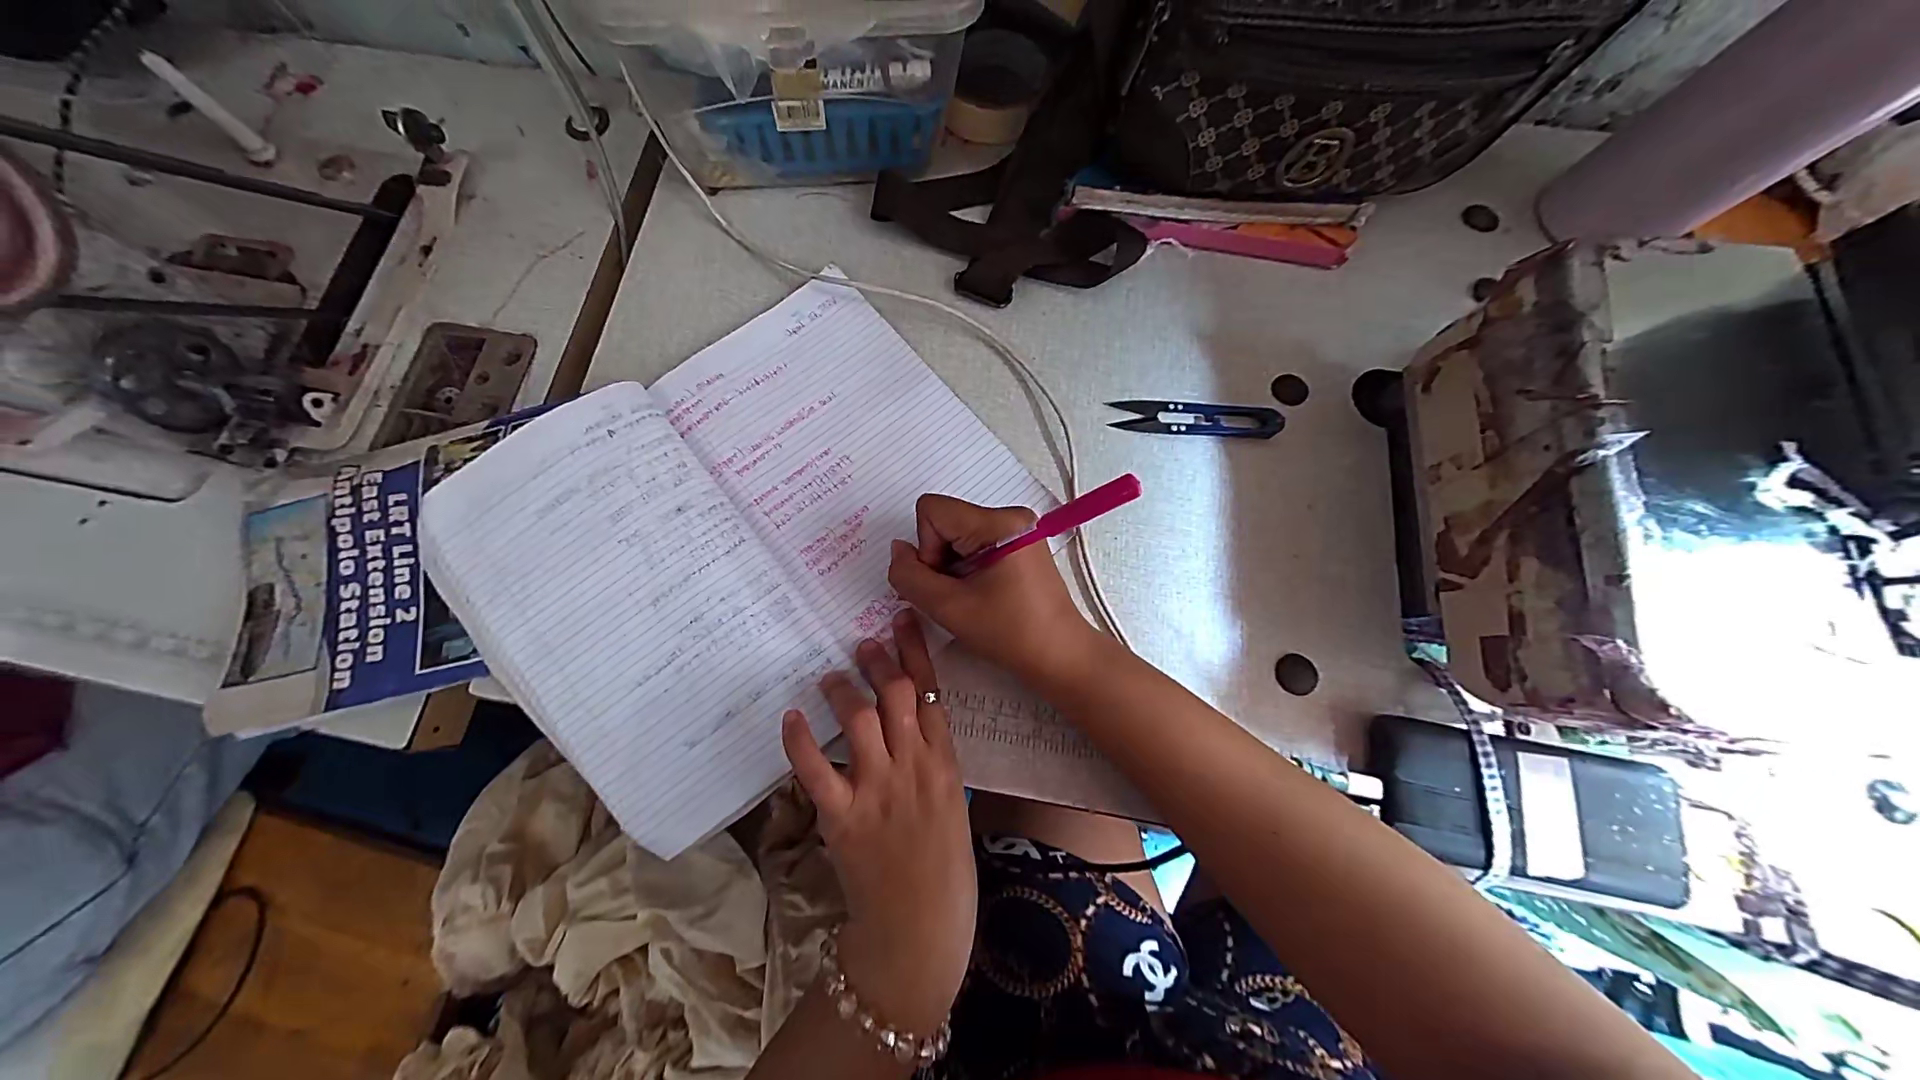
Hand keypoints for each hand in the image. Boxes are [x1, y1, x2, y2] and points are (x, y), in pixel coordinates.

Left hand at [781, 611, 975, 1035]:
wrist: (921, 927)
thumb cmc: (944, 868)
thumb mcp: (953, 805)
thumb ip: (934, 761)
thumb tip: (912, 723)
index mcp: (946, 764)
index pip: (932, 693)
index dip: (915, 652)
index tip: (902, 621)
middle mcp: (914, 768)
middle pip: (897, 695)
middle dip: (879, 661)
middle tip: (863, 644)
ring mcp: (878, 791)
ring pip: (860, 719)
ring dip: (842, 689)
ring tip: (830, 676)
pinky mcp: (844, 818)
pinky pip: (817, 769)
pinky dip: (801, 739)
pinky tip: (792, 717)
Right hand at [886, 494, 1101, 684]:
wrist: (1059, 655)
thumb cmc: (1009, 633)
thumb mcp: (947, 608)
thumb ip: (909, 575)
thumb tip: (898, 550)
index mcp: (1000, 522)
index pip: (932, 510)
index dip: (926, 548)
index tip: (947, 582)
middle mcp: (1011, 516)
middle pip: (945, 521)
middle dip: (939, 559)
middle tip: (959, 595)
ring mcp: (1018, 529)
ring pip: (957, 535)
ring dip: (952, 567)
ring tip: (973, 597)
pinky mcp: (1019, 544)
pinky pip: (974, 544)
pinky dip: (967, 569)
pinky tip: (982, 594)